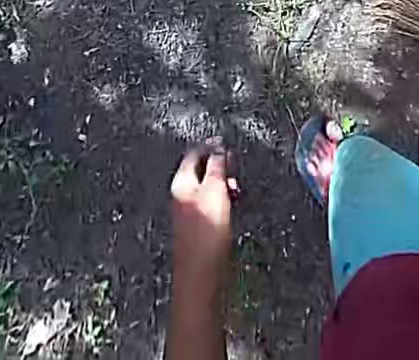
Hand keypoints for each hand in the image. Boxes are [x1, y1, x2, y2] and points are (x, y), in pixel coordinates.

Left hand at [169, 142, 235, 287]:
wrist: (201, 275)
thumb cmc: (206, 233)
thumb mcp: (215, 190)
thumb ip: (217, 166)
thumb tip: (219, 148)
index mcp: (181, 182)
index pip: (194, 152)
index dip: (211, 145)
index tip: (226, 142)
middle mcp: (182, 194)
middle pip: (200, 169)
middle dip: (218, 163)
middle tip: (234, 162)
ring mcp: (189, 210)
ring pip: (206, 185)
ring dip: (222, 180)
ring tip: (237, 184)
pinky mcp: (199, 225)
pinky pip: (210, 201)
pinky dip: (222, 196)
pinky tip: (233, 202)